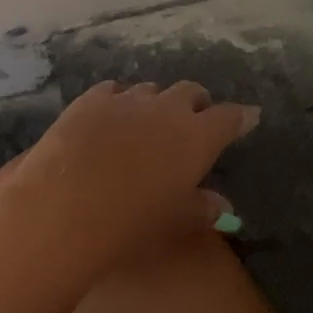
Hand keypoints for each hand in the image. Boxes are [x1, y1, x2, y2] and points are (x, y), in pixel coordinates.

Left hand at [0, 81, 258, 271]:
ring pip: (151, 90)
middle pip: (190, 93)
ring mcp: (127, 98)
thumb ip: (202, 207)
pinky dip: (119, 101)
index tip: (247, 117)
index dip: (239, 117)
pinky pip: (113, 90)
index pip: (229, 117)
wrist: (64, 206)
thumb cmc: (130, 222)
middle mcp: (167, 109)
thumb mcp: (174, 220)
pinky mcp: (91, 98)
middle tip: (194, 122)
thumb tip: (223, 205)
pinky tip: (110, 117)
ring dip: (155, 103)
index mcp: (197, 136)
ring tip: (148, 124)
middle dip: (196, 104)